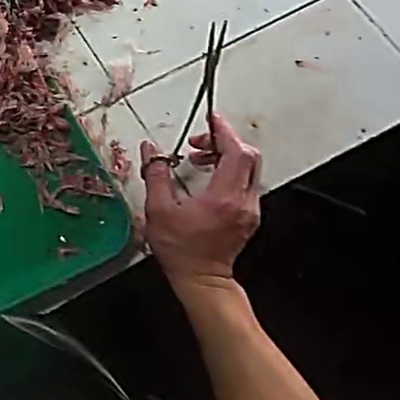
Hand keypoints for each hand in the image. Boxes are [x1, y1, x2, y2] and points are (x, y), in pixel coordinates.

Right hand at [140, 113, 262, 292]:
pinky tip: (206, 176)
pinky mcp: (248, 216)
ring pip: (248, 169)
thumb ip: (156, 174)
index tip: (211, 119)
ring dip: (225, 156)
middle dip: (224, 142)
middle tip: (198, 142)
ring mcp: (249, 210)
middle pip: (248, 157)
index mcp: (224, 198)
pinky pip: (244, 182)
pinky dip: (228, 170)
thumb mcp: (158, 209)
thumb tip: (150, 150)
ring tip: (198, 158)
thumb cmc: (179, 249)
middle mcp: (244, 202)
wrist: (201, 281)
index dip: (224, 132)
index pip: (236, 153)